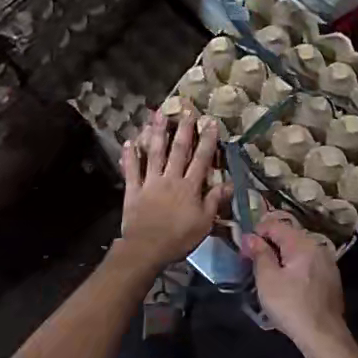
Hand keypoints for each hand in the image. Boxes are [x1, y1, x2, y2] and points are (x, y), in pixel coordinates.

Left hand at [116, 109, 228, 272]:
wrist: (147, 248)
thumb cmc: (179, 238)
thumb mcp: (204, 223)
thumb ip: (214, 201)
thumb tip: (228, 184)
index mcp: (190, 187)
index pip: (201, 159)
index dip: (207, 140)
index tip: (210, 122)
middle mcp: (170, 178)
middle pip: (178, 150)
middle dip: (184, 129)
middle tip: (186, 109)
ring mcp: (150, 182)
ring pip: (154, 153)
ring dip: (157, 133)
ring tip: (158, 114)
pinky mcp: (133, 190)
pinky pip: (132, 170)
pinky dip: (130, 156)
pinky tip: (129, 141)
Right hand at [242, 211, 347, 347]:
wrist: (322, 334)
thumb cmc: (290, 305)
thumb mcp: (267, 279)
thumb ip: (259, 253)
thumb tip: (251, 237)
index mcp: (302, 243)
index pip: (276, 224)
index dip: (257, 231)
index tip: (244, 247)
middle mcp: (318, 247)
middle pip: (289, 236)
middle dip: (269, 244)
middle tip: (252, 261)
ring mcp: (327, 263)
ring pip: (298, 251)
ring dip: (281, 256)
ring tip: (267, 273)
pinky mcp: (330, 278)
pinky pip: (307, 264)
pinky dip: (294, 267)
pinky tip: (286, 283)